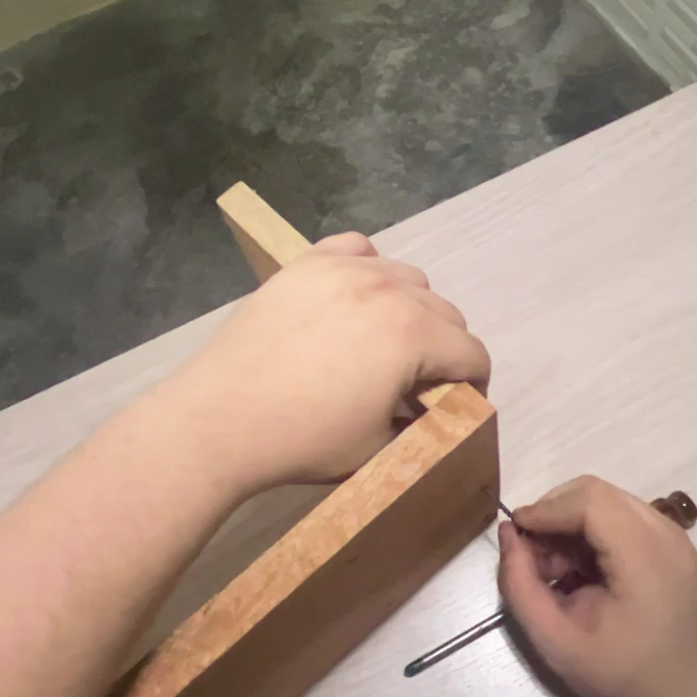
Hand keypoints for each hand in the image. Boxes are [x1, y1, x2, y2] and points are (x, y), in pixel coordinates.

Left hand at [161, 233, 489, 494]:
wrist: (221, 418)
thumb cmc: (304, 440)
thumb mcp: (379, 446)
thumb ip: (421, 422)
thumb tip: (432, 410)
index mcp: (413, 335)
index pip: (472, 352)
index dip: (474, 383)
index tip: (457, 402)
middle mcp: (387, 290)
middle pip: (446, 312)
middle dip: (444, 349)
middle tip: (417, 381)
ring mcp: (343, 270)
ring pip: (406, 278)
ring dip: (411, 310)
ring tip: (384, 341)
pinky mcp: (306, 264)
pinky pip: (356, 249)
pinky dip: (367, 269)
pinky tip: (353, 298)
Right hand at [498, 476, 696, 696]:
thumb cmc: (623, 678)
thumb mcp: (556, 643)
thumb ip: (520, 586)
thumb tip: (508, 532)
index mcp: (646, 560)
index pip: (589, 502)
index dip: (545, 510)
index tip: (516, 536)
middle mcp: (665, 535)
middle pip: (594, 491)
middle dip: (553, 513)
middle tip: (532, 555)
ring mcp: (673, 535)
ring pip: (604, 499)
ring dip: (568, 522)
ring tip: (554, 568)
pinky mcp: (670, 541)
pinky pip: (618, 514)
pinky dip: (588, 530)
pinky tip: (579, 568)